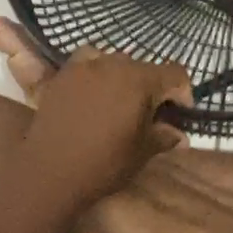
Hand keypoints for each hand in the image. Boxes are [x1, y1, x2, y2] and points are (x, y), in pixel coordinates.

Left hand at [22, 49, 192, 199]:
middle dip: (152, 89)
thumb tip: (180, 135)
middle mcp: (115, 63)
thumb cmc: (103, 163)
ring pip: (116, 62)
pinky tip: (93, 94)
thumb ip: (164, 136)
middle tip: (148, 115)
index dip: (183, 93)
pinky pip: (88, 62)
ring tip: (119, 104)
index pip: (175, 73)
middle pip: (145, 68)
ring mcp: (86, 65)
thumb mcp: (142, 152)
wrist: (50, 170)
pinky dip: (96, 73)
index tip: (178, 115)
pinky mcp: (64, 74)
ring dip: (124, 79)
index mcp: (140, 80)